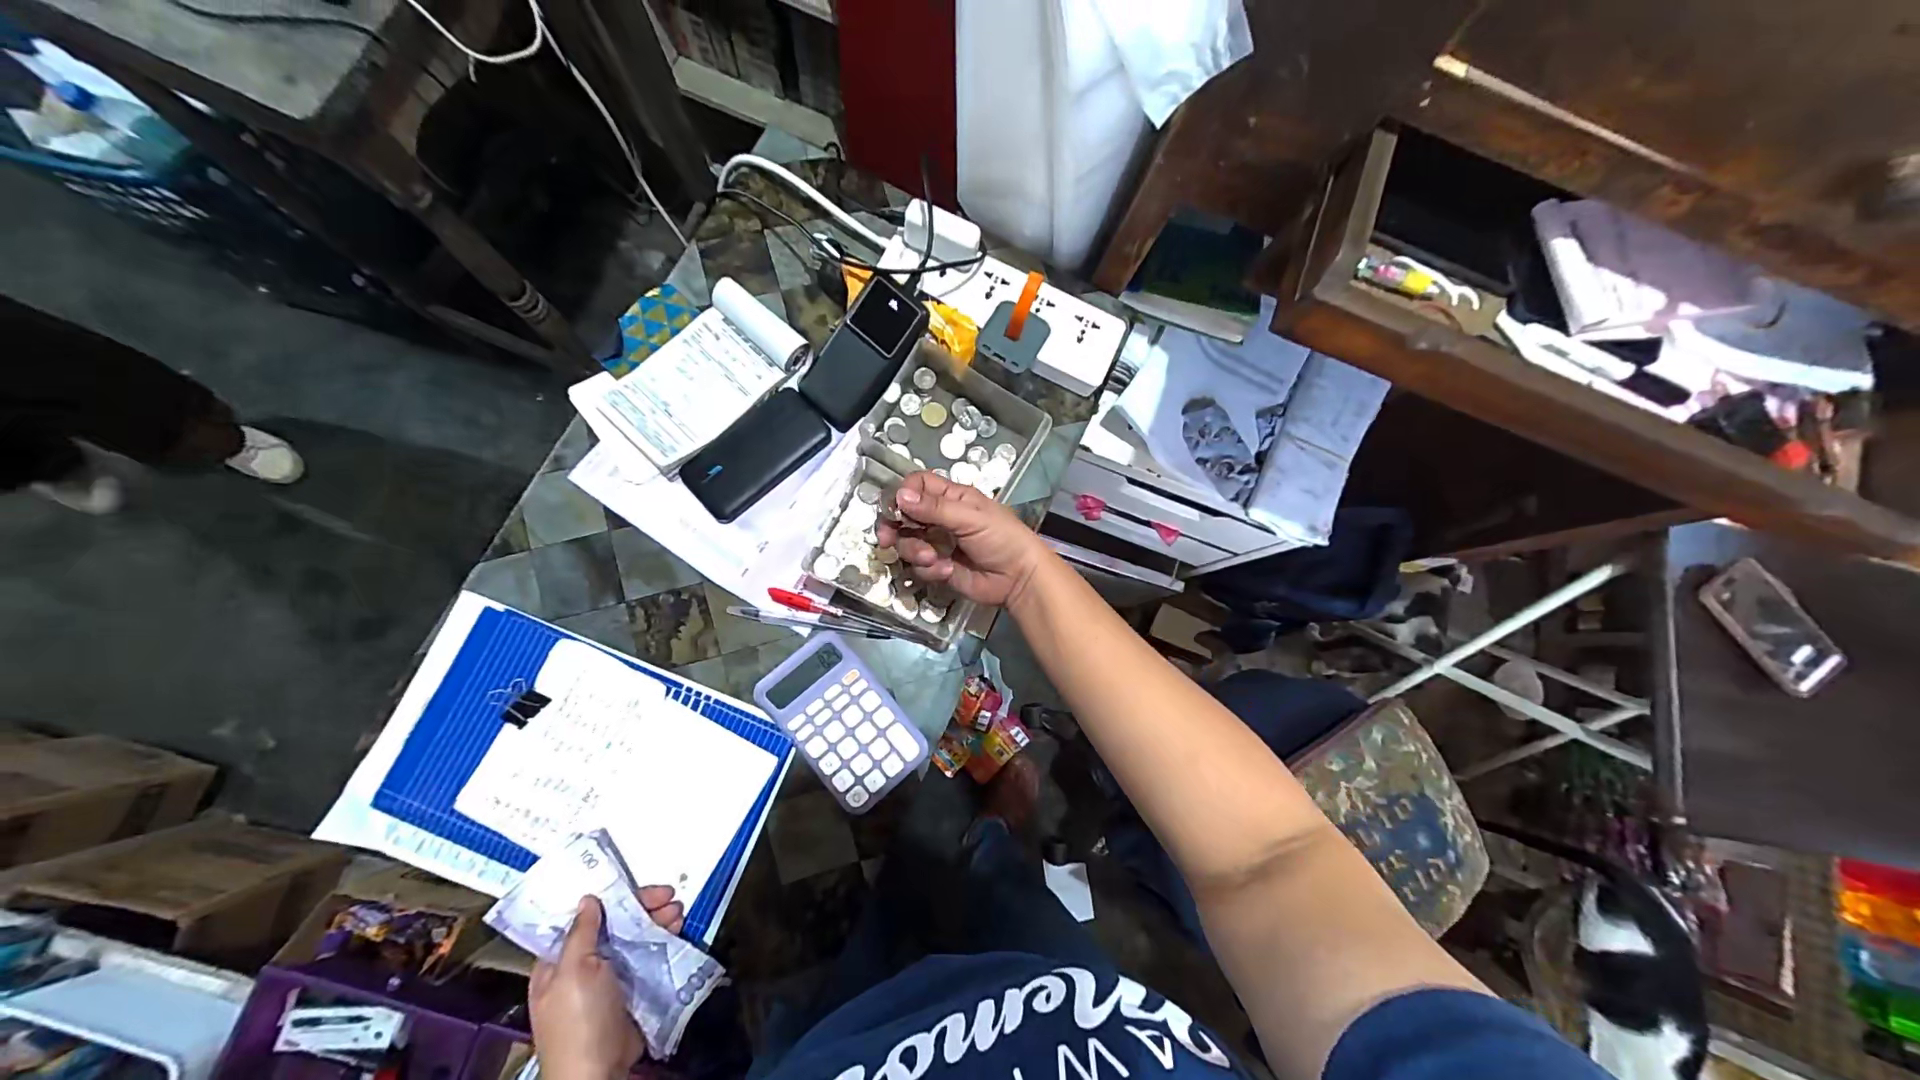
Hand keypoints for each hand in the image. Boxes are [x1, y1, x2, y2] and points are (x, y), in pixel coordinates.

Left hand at [529, 888, 684, 1079]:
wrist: (599, 1074)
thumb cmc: (579, 1021)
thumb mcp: (574, 972)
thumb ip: (581, 934)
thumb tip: (587, 899)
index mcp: (557, 963)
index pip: (583, 919)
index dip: (608, 899)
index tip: (632, 886)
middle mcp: (581, 968)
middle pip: (614, 926)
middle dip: (641, 908)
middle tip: (668, 896)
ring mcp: (607, 981)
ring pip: (633, 939)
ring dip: (656, 921)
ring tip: (678, 912)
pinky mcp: (630, 992)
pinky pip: (647, 957)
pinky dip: (662, 941)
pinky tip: (677, 931)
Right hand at [877, 471, 1046, 608]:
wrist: (1019, 578)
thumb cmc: (1003, 538)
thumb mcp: (971, 518)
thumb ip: (935, 508)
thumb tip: (900, 495)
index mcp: (952, 497)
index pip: (917, 485)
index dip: (903, 494)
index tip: (896, 508)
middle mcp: (940, 518)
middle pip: (903, 516)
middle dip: (895, 528)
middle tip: (889, 538)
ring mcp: (938, 543)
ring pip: (907, 543)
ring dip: (915, 551)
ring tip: (933, 558)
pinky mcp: (938, 567)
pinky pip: (919, 566)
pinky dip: (930, 570)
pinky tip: (948, 571)